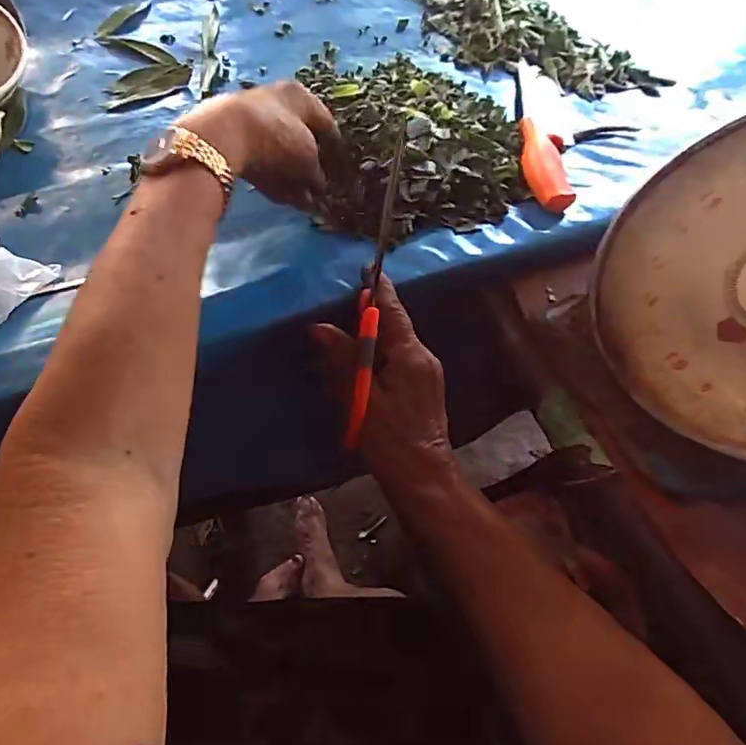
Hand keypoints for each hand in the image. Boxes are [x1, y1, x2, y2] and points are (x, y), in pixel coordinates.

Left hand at [176, 80, 334, 209]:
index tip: (337, 170)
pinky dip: (267, 180)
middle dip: (306, 168)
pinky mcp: (228, 141)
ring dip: (287, 178)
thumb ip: (315, 174)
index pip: (323, 122)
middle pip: (297, 139)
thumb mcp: (307, 157)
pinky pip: (255, 163)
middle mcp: (273, 102)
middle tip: (314, 191)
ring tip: (298, 201)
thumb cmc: (276, 137)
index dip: (332, 149)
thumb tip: (317, 189)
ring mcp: (248, 121)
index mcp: (298, 95)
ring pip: (275, 154)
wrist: (221, 135)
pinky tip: (276, 197)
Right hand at [310, 275, 451, 483]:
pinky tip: (355, 362)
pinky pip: (396, 360)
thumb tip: (319, 327)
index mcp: (411, 354)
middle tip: (340, 302)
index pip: (392, 311)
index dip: (377, 290)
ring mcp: (425, 374)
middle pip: (393, 325)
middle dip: (368, 313)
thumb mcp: (360, 396)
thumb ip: (341, 359)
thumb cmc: (389, 438)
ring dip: (369, 335)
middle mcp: (423, 357)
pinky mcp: (421, 389)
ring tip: (340, 331)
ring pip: (394, 343)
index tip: (366, 268)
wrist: (422, 477)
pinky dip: (375, 354)